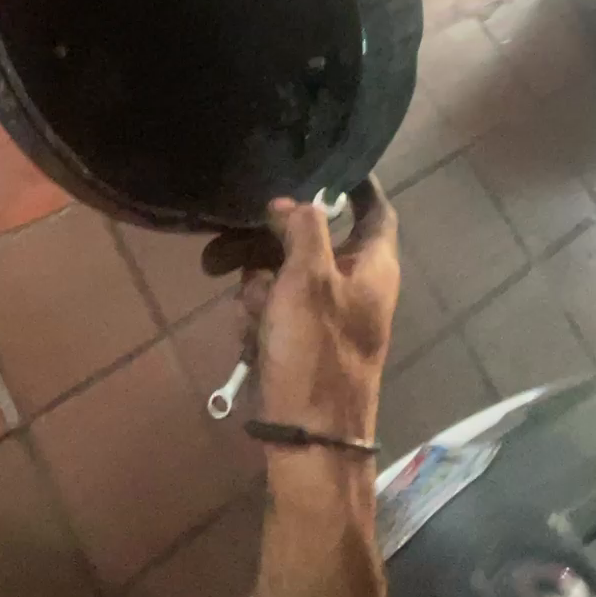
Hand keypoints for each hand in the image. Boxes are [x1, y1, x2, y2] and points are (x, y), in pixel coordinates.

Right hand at [235, 178, 399, 441]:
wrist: (310, 436)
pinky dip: (260, 316)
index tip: (326, 160)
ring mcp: (329, 311)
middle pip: (308, 240)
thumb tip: (291, 203)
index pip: (375, 208)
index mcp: (373, 263)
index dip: (356, 183)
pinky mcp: (305, 337)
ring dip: (256, 289)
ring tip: (250, 316)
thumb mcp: (309, 279)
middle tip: (221, 254)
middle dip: (264, 248)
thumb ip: (303, 228)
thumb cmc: (317, 351)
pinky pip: (276, 307)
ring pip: (282, 273)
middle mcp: (355, 282)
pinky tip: (252, 338)